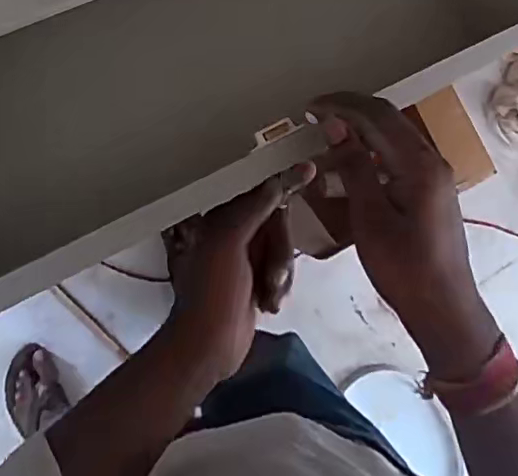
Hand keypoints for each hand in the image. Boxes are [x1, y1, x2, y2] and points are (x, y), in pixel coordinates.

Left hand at [163, 164, 312, 385]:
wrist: (209, 348)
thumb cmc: (213, 291)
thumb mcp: (229, 243)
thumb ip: (252, 208)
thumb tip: (276, 179)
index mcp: (220, 214)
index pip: (257, 189)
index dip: (281, 182)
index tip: (308, 170)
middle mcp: (232, 229)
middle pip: (276, 220)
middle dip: (279, 249)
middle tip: (271, 277)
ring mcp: (244, 254)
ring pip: (282, 247)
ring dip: (279, 273)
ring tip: (266, 295)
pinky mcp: (255, 277)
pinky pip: (281, 269)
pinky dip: (279, 287)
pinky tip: (266, 304)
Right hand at [310, 92, 499, 379]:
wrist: (445, 313)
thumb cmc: (405, 269)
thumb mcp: (370, 217)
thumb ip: (354, 166)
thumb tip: (335, 124)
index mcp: (419, 164)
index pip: (377, 115)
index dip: (341, 104)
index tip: (310, 107)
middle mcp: (431, 161)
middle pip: (387, 119)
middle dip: (349, 110)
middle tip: (314, 114)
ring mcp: (433, 176)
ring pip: (391, 136)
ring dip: (359, 129)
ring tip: (325, 136)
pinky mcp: (429, 191)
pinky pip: (396, 156)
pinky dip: (369, 151)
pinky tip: (348, 164)